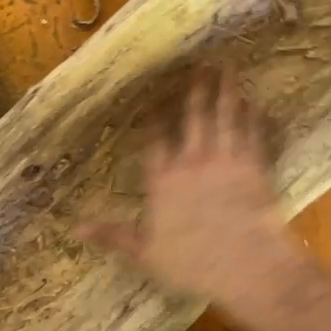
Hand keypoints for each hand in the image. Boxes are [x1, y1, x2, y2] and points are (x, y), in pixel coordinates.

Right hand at [83, 69, 304, 304]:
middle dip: (195, 88)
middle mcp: (193, 161)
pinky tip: (255, 102)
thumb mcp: (145, 253)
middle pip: (193, 116)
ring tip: (227, 68)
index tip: (153, 93)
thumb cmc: (194, 263)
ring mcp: (226, 160)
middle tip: (199, 64)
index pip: (155, 138)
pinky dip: (253, 116)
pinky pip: (254, 134)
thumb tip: (75, 228)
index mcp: (163, 179)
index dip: (153, 114)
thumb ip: (112, 235)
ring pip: (225, 116)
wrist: (248, 266)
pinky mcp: (255, 167)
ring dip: (226, 91)